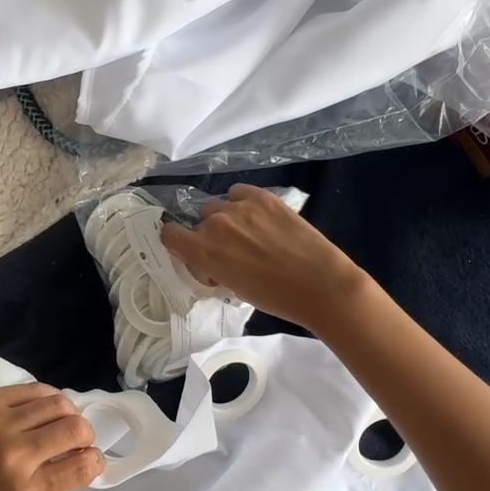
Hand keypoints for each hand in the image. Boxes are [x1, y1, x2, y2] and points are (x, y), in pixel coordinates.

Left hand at [0, 383, 102, 490]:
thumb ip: (52, 475)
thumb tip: (84, 453)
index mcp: (24, 487)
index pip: (81, 468)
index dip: (96, 460)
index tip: (92, 456)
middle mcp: (16, 453)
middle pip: (76, 430)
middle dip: (86, 433)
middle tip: (75, 437)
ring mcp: (2, 421)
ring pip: (60, 403)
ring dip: (69, 412)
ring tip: (59, 419)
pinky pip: (36, 388)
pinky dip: (48, 396)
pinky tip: (43, 406)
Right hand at [160, 184, 364, 330]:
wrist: (321, 285)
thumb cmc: (275, 298)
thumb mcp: (233, 288)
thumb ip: (213, 267)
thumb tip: (212, 259)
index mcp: (202, 251)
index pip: (169, 234)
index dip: (177, 242)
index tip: (190, 251)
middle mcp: (215, 224)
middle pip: (199, 222)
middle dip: (208, 236)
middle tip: (231, 252)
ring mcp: (240, 208)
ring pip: (218, 206)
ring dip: (226, 219)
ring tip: (249, 234)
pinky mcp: (264, 197)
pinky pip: (238, 192)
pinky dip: (241, 202)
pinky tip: (256, 216)